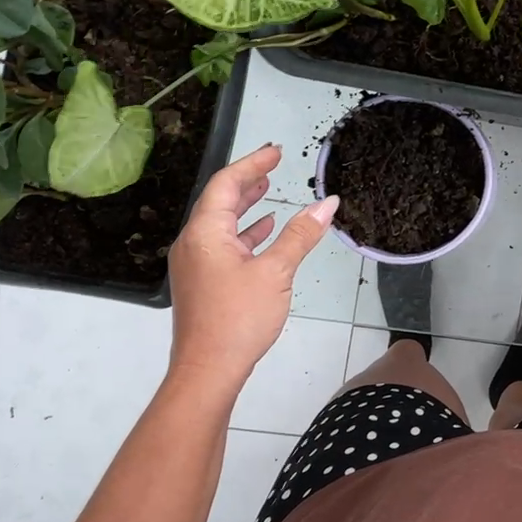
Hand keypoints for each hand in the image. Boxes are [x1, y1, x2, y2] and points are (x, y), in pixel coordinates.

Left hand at [167, 144, 337, 396]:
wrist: (208, 369)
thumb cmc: (238, 317)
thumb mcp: (276, 271)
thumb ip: (301, 234)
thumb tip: (327, 203)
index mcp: (205, 233)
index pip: (226, 184)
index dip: (252, 165)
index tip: (276, 152)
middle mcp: (194, 243)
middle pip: (219, 201)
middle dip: (247, 180)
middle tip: (273, 164)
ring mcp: (196, 264)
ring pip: (222, 224)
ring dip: (246, 205)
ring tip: (269, 189)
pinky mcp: (204, 282)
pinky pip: (224, 244)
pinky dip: (246, 232)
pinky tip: (265, 230)